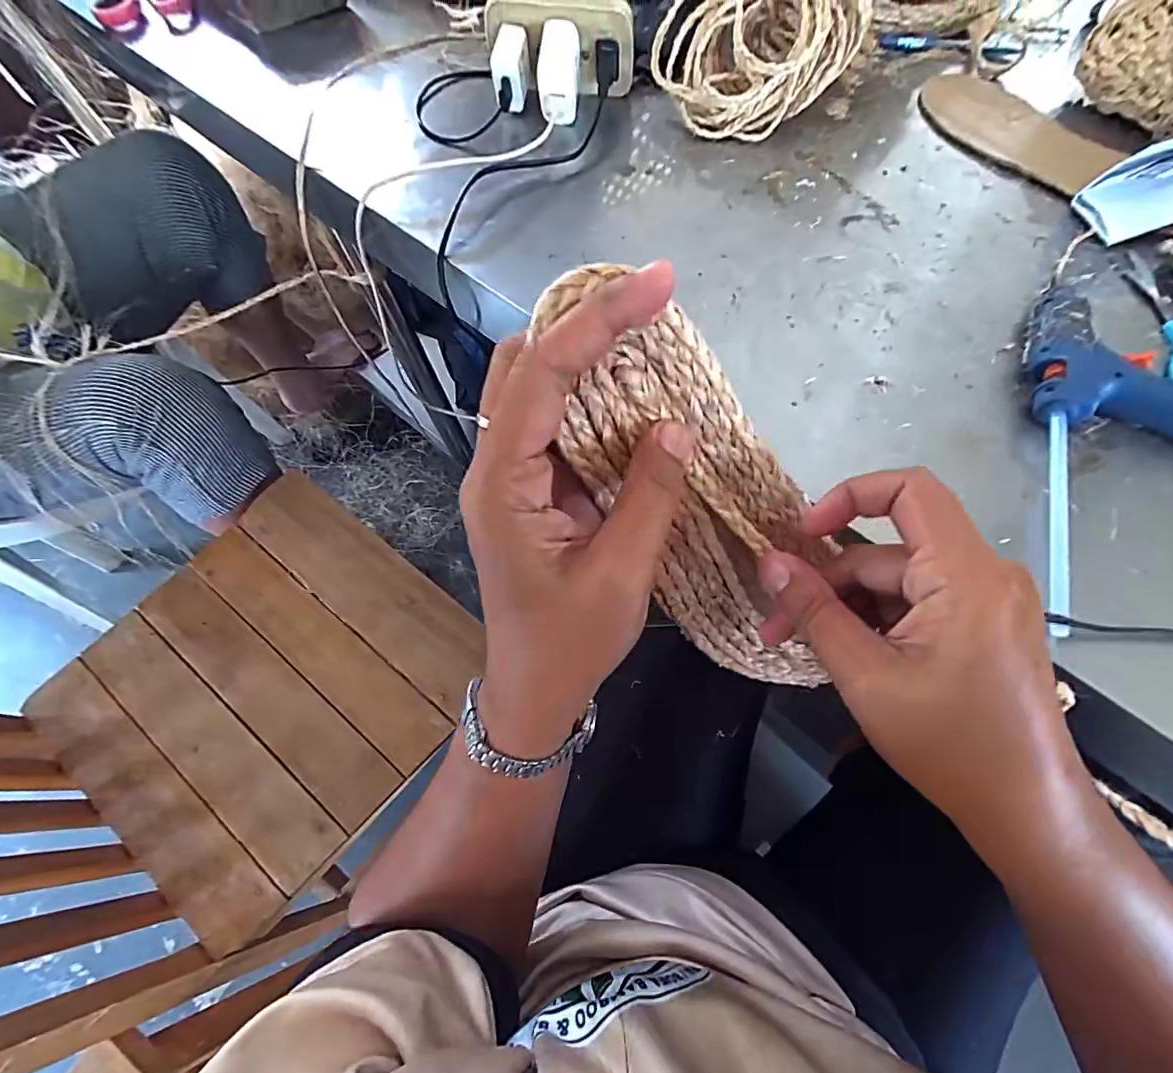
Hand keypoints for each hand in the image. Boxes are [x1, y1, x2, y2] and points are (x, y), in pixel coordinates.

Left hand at [461, 261, 694, 756]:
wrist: (533, 689)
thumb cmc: (570, 643)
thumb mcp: (620, 575)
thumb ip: (649, 497)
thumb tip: (677, 426)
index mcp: (503, 485)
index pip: (543, 376)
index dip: (599, 323)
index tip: (656, 283)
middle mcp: (495, 467)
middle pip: (526, 365)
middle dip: (586, 322)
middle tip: (651, 298)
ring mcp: (509, 476)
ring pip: (535, 386)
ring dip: (586, 353)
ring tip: (645, 329)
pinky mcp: (529, 488)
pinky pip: (555, 422)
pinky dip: (590, 395)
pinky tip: (630, 389)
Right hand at [756, 467, 1086, 842]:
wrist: (1028, 810)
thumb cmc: (949, 745)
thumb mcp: (866, 676)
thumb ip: (815, 611)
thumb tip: (771, 563)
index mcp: (965, 574)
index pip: (910, 489)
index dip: (849, 495)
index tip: (804, 534)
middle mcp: (986, 573)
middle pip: (891, 551)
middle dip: (831, 583)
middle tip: (779, 626)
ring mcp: (990, 600)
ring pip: (902, 581)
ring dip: (852, 607)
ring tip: (808, 648)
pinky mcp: (988, 625)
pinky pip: (923, 603)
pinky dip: (882, 620)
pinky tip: (851, 653)